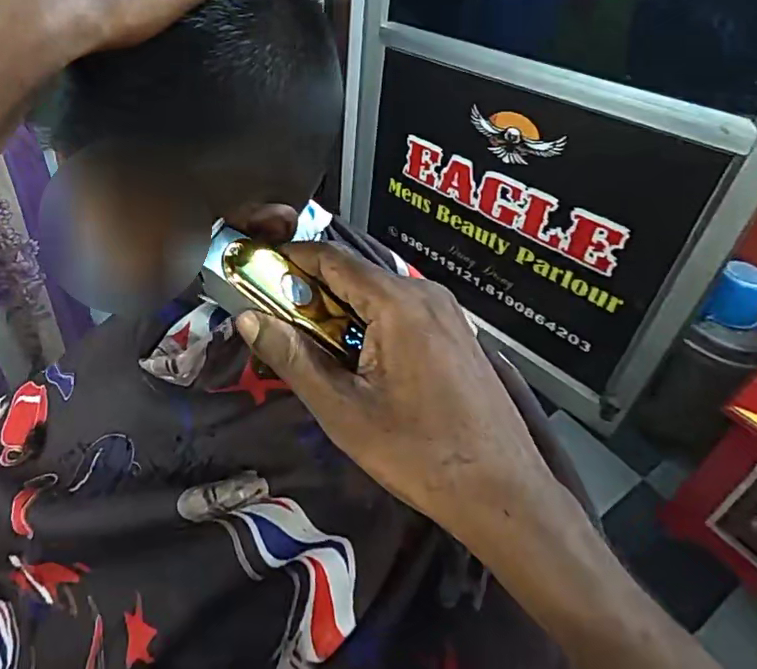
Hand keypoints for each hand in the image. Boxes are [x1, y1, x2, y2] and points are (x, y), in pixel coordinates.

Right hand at [235, 242, 564, 537]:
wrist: (507, 499)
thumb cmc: (420, 454)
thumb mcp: (343, 410)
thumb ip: (292, 357)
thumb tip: (248, 318)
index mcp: (398, 303)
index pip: (330, 257)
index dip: (288, 259)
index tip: (257, 275)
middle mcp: (425, 293)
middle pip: (353, 273)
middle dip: (311, 293)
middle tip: (279, 324)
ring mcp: (446, 312)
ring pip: (375, 293)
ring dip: (338, 311)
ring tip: (314, 349)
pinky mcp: (456, 333)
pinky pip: (399, 310)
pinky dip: (367, 323)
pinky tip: (358, 362)